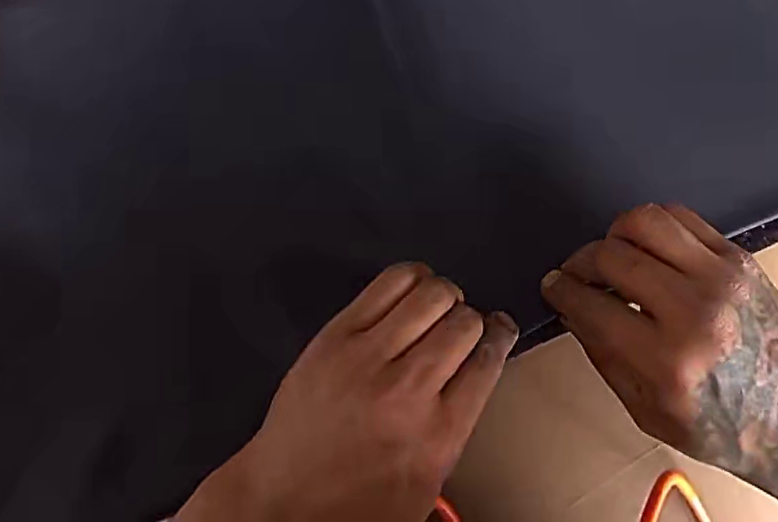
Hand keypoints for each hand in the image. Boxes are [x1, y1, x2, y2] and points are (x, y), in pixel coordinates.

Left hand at [177, 263, 518, 521]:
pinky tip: (410, 294)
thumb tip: (485, 356)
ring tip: (434, 310)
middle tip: (456, 329)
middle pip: (465, 322)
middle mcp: (407, 392)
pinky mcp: (337, 335)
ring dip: (444, 297)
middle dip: (469, 320)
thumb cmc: (357, 505)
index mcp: (437, 436)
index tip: (499, 326)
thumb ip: (460, 419)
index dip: (500, 333)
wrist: (277, 509)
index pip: (488, 358)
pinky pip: (393, 280)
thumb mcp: (427, 482)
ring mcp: (368, 359)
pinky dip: (414, 278)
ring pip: (434, 294)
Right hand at [541, 204, 777, 521]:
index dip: (563, 290)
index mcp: (669, 363)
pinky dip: (653, 224)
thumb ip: (603, 353)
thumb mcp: (648, 412)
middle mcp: (695, 311)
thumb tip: (572, 302)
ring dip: (616, 232)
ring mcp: (721, 276)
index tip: (553, 284)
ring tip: (612, 251)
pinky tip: (647, 244)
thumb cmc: (722, 425)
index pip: (593, 306)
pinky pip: (681, 217)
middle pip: (614, 255)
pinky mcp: (738, 256)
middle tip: (577, 270)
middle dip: (582, 260)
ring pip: (647, 221)